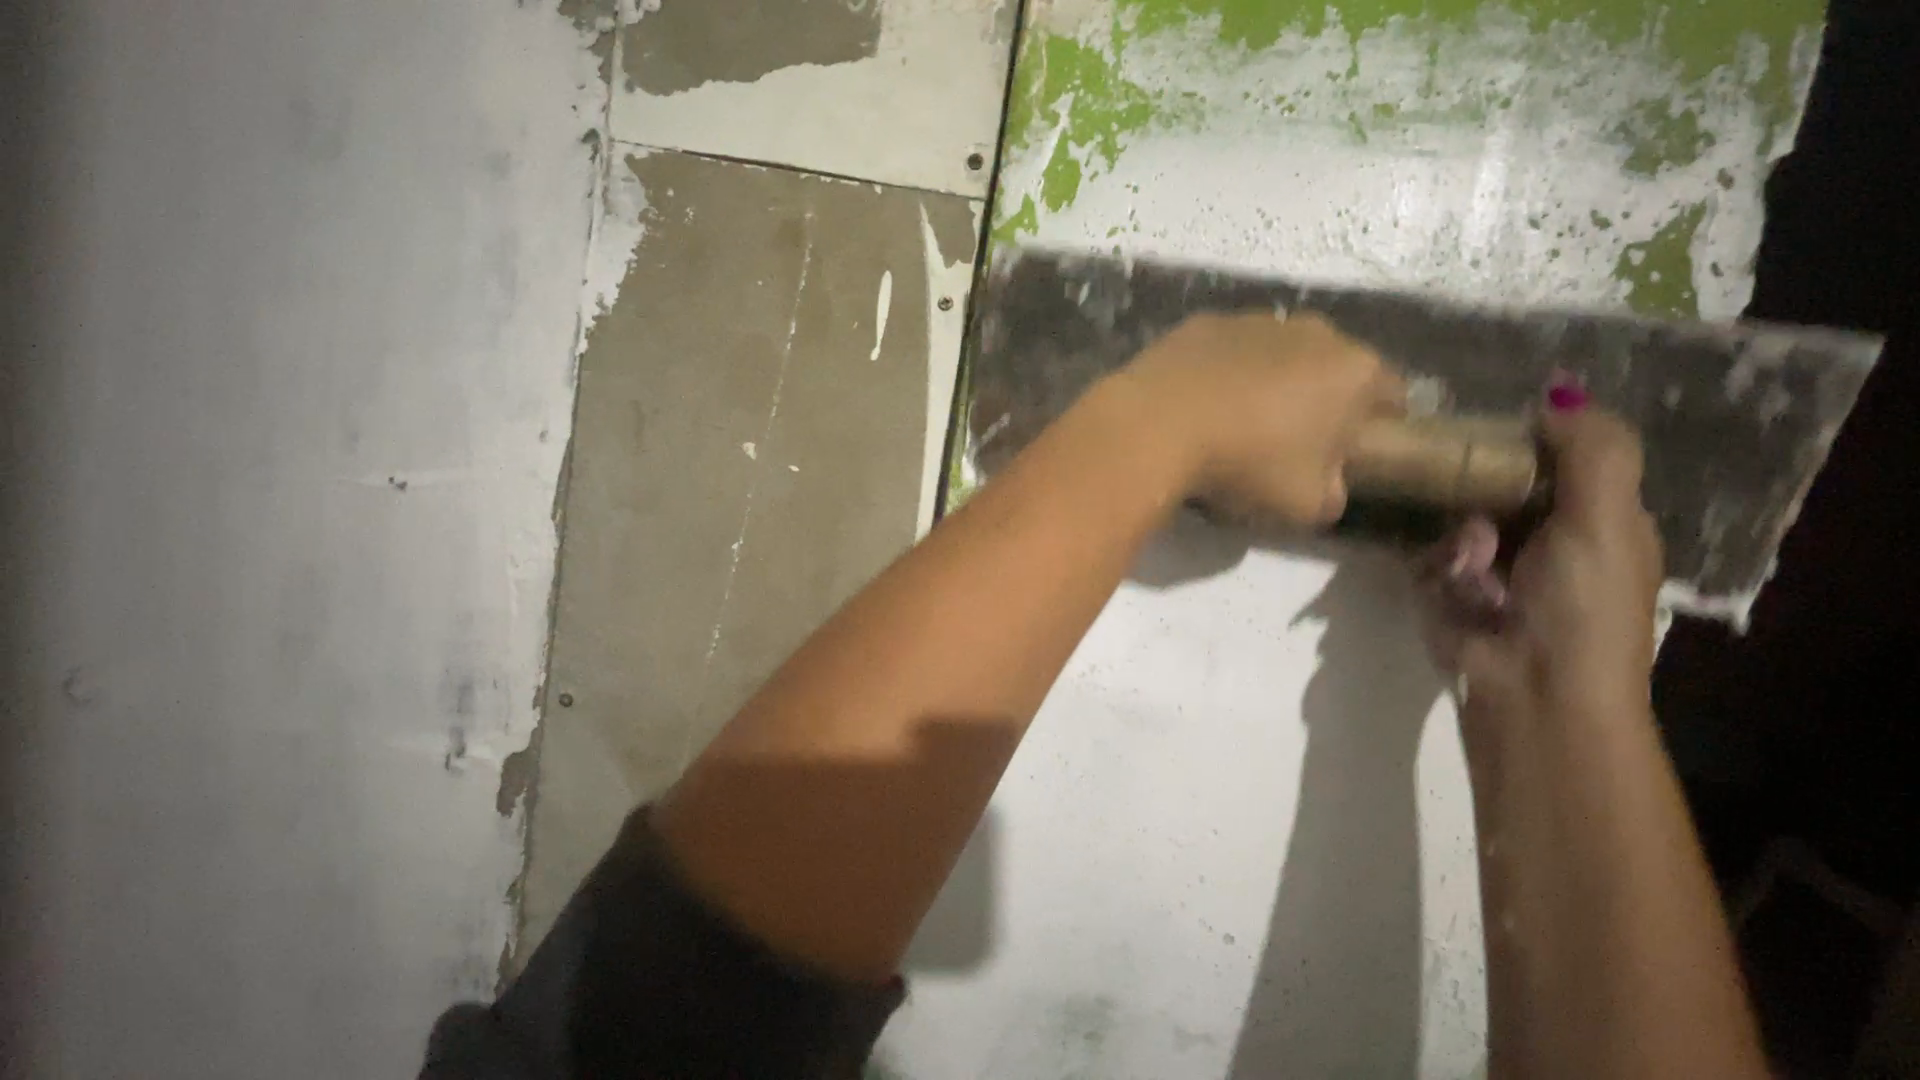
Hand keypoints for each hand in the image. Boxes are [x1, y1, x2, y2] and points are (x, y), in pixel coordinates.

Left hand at [1113, 311, 1405, 525]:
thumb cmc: (1247, 464)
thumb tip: (1329, 487)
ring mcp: (1255, 320)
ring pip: (1279, 354)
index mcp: (1355, 371)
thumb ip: (1333, 494)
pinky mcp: (1203, 323)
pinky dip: (1221, 372)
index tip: (1350, 455)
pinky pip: (1226, 351)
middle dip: (1321, 400)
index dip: (1376, 427)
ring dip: (1269, 382)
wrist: (1156, 425)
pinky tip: (1198, 404)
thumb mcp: (1307, 506)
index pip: (1392, 396)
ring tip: (1236, 423)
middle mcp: (1315, 332)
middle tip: (1290, 443)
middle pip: (1333, 368)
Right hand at [1419, 403, 1662, 719]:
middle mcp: (1542, 538)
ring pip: (1453, 516)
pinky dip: (1437, 567)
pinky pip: (1426, 554)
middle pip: (1494, 482)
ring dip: (1459, 538)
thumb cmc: (1582, 605)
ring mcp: (1491, 567)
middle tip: (1481, 514)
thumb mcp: (1607, 519)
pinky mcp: (1445, 591)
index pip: (1555, 457)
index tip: (1492, 431)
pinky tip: (1454, 589)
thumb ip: (1592, 451)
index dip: (1526, 440)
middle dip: (1480, 492)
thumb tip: (1558, 393)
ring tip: (1472, 569)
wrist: (1533, 691)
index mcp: (1595, 519)